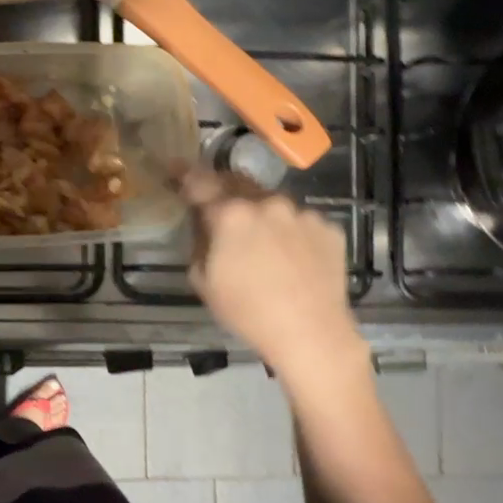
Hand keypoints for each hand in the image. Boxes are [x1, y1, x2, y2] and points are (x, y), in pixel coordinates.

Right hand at [182, 170, 365, 383]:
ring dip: (260, 213)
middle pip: (239, 184)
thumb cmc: (247, 311)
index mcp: (231, 214)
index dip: (184, 175)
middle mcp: (268, 204)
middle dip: (224, 190)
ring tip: (259, 242)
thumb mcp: (203, 281)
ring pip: (273, 204)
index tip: (174, 170)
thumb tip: (205, 225)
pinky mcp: (329, 228)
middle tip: (217, 206)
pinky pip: (301, 222)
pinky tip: (290, 258)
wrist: (311, 332)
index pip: (200, 183)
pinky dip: (290, 232)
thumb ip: (199, 243)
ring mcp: (303, 214)